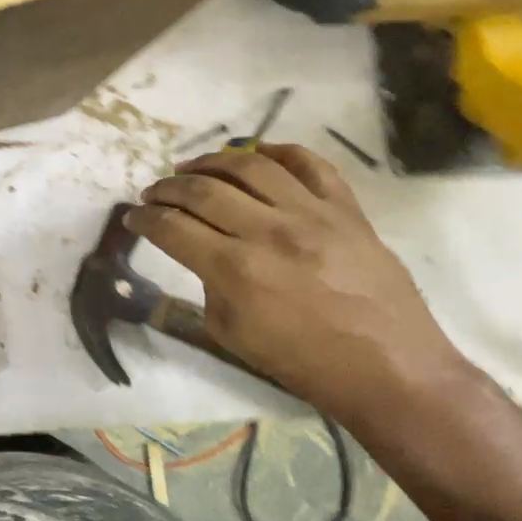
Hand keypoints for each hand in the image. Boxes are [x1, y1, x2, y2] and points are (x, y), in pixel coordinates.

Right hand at [125, 143, 474, 424]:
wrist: (389, 369)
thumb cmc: (300, 360)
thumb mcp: (228, 329)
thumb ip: (208, 282)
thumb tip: (201, 250)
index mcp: (234, 269)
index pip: (170, 227)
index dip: (142, 219)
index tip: (132, 218)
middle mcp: (269, 233)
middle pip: (201, 190)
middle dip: (166, 189)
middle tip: (153, 194)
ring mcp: (313, 216)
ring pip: (250, 166)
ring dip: (210, 161)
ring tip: (192, 168)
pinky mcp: (348, 212)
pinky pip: (311, 165)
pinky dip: (277, 152)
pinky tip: (255, 155)